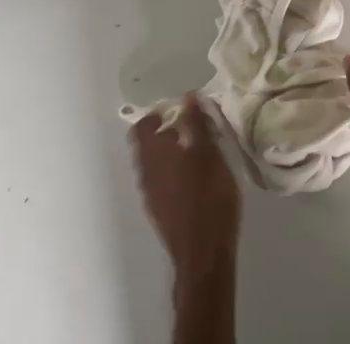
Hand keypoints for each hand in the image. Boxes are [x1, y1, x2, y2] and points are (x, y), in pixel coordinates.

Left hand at [131, 93, 240, 275]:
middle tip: (190, 133)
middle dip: (165, 136)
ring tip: (197, 157)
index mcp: (152, 153)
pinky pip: (162, 186)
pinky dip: (173, 177)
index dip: (155, 117)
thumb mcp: (208, 153)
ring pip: (154, 168)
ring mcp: (150, 196)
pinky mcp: (160, 214)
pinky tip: (195, 183)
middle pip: (146, 147)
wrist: (203, 253)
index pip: (141, 126)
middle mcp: (144, 172)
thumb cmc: (208, 196)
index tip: (175, 114)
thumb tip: (188, 97)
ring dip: (169, 158)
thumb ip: (196, 124)